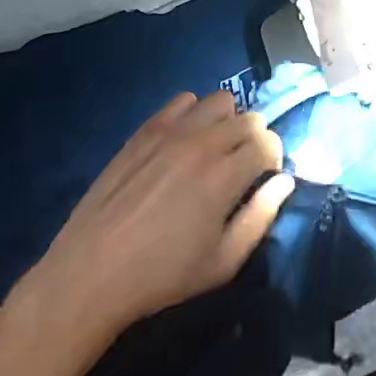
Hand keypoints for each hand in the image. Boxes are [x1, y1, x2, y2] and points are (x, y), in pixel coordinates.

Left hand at [31, 91, 295, 334]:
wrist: (91, 272)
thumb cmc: (163, 275)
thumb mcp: (223, 262)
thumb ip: (261, 217)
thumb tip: (283, 182)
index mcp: (225, 175)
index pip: (269, 142)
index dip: (273, 159)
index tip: (263, 178)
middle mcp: (203, 143)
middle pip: (249, 118)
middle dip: (255, 139)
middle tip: (241, 167)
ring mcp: (171, 131)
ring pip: (220, 101)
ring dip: (227, 121)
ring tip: (215, 149)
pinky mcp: (145, 130)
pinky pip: (183, 100)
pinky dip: (193, 114)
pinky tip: (184, 140)